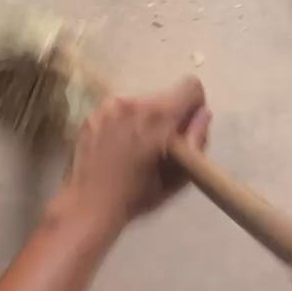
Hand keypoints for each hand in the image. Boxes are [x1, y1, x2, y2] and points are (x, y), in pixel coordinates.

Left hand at [59, 77, 210, 223]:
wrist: (88, 205)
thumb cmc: (137, 196)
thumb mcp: (177, 176)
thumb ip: (196, 141)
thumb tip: (203, 113)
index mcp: (159, 115)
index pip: (190, 85)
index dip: (193, 105)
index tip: (186, 127)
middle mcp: (133, 102)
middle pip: (163, 97)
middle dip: (167, 117)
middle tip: (159, 146)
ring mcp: (108, 106)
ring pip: (139, 103)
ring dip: (143, 120)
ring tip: (134, 149)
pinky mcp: (91, 114)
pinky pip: (117, 111)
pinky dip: (122, 124)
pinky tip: (115, 148)